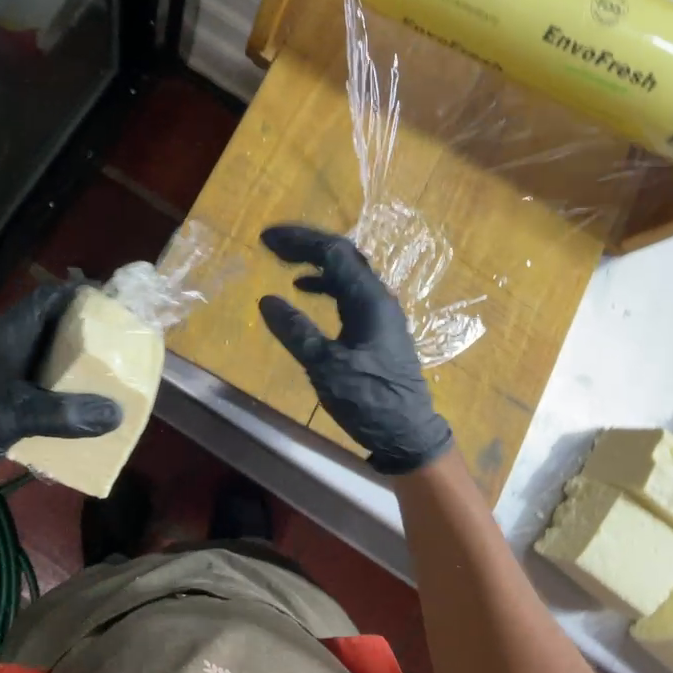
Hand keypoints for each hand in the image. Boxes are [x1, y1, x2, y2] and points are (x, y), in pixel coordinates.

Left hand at [0, 283, 122, 509]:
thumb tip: (116, 412)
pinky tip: (83, 409)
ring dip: (76, 364)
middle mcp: (6, 350)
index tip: (115, 305)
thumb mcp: (13, 417)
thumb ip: (64, 413)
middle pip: (52, 327)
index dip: (80, 296)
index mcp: (5, 337)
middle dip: (86, 332)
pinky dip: (63, 392)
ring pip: (47, 358)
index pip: (47, 300)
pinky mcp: (1, 402)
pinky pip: (41, 387)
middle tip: (123, 343)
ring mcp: (2, 376)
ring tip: (112, 374)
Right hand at [258, 224, 452, 474]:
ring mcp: (379, 312)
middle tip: (272, 243)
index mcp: (369, 300)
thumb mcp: (325, 367)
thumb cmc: (368, 400)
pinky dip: (323, 284)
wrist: (406, 432)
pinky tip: (303, 289)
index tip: (266, 239)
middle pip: (342, 255)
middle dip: (306, 244)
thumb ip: (296, 331)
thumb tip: (267, 299)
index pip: (333, 254)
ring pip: (345, 272)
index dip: (299, 241)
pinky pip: (347, 292)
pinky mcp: (375, 328)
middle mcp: (377, 298)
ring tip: (282, 259)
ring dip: (314, 262)